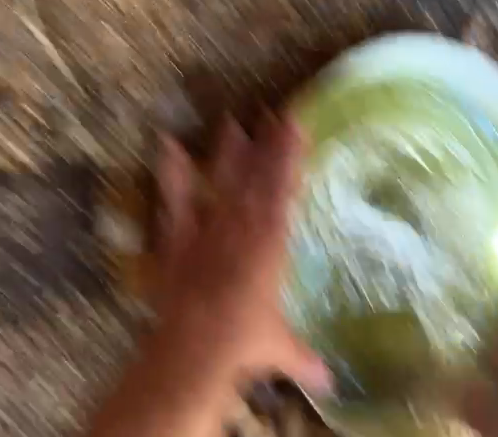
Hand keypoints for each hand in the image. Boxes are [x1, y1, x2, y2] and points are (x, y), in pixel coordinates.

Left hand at [148, 113, 330, 393]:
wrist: (198, 343)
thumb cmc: (245, 340)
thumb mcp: (279, 348)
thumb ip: (303, 358)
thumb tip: (330, 385)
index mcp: (273, 240)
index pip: (286, 187)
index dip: (291, 153)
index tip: (297, 123)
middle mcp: (244, 223)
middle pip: (258, 174)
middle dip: (267, 142)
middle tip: (273, 111)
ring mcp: (210, 225)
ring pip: (222, 179)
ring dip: (228, 150)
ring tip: (232, 120)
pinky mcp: (180, 236)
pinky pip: (176, 199)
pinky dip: (172, 171)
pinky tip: (167, 144)